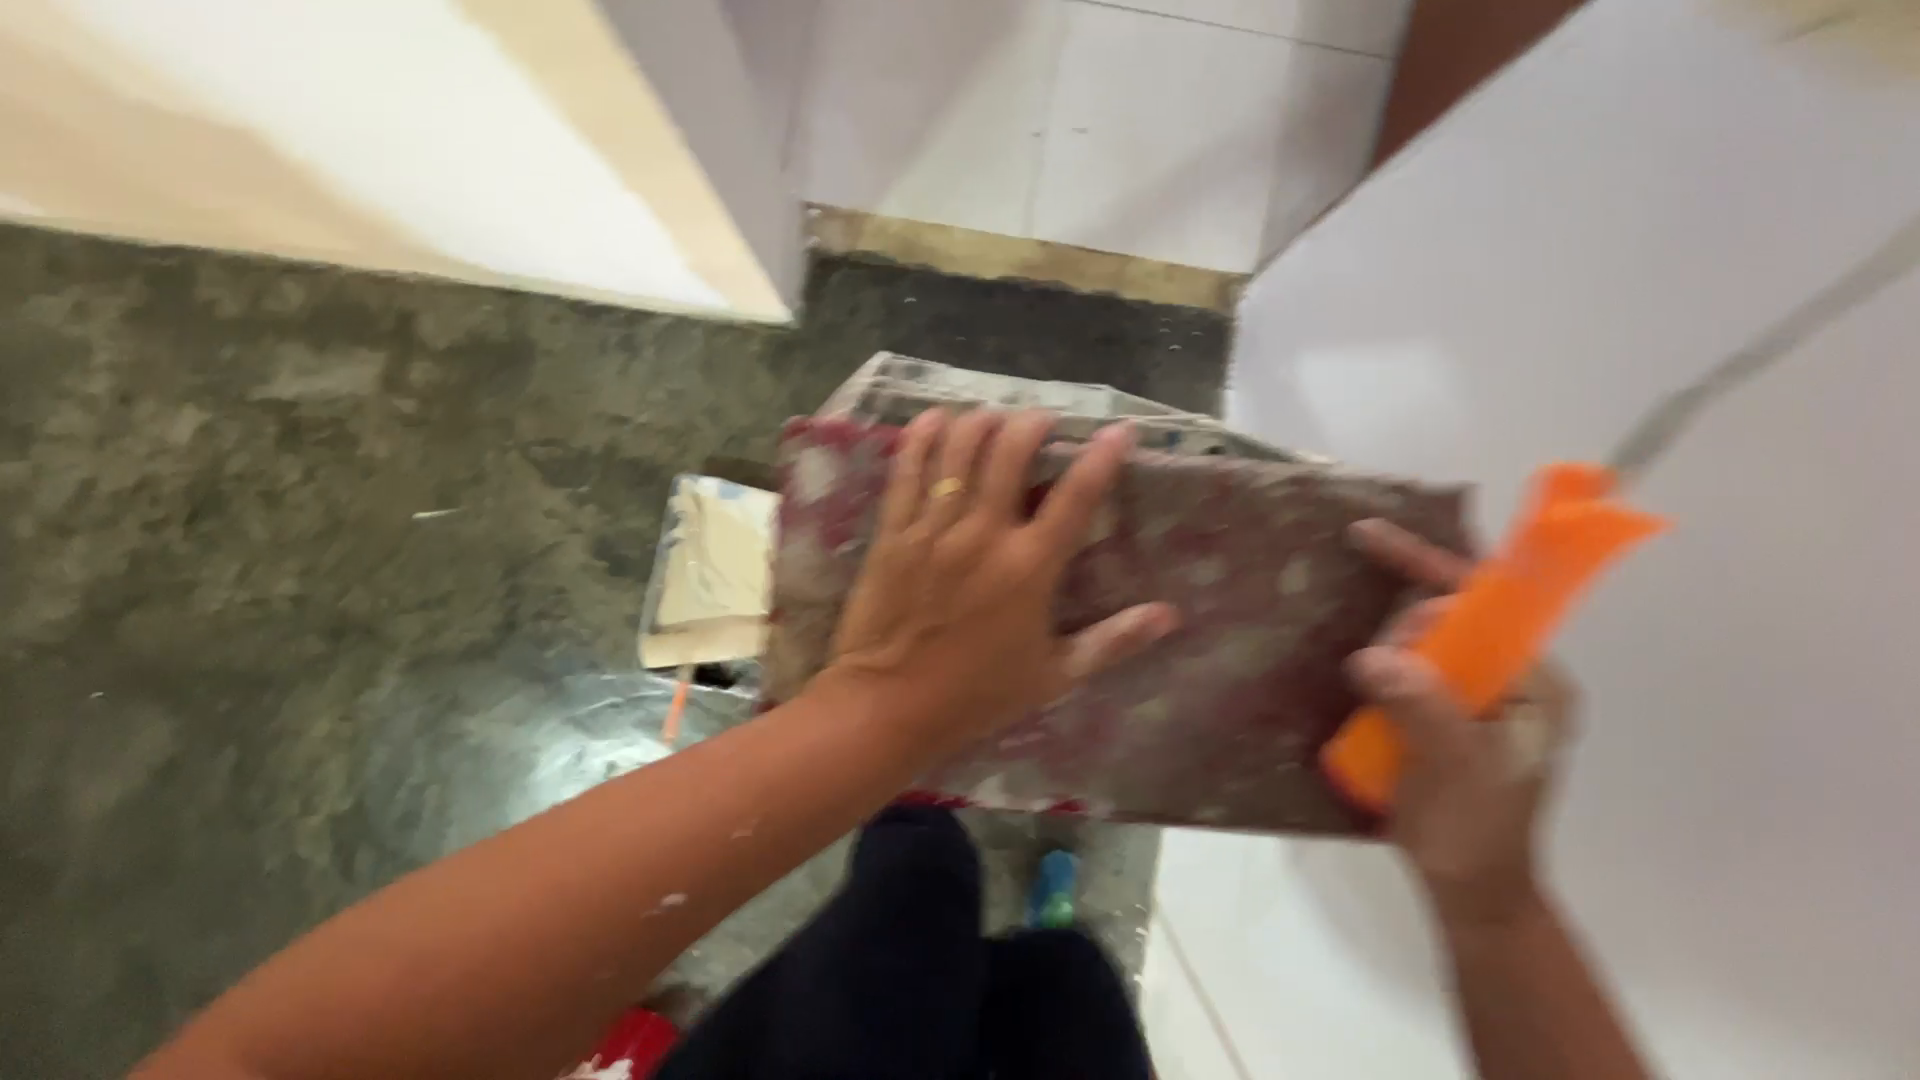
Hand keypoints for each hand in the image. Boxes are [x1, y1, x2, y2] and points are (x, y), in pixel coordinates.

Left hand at [825, 408, 1179, 750]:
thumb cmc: (977, 696)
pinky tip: (935, 418)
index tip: (1118, 432)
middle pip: (1010, 451)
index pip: (1075, 496)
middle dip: (1032, 423)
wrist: (889, 706)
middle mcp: (982, 535)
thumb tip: (1170, 616)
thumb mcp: (1054, 676)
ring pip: (958, 449)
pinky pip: (907, 470)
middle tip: (1042, 422)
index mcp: (1029, 567)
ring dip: (980, 421)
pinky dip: (923, 437)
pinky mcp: (893, 532)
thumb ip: (1112, 641)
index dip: (1102, 457)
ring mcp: (933, 528)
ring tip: (993, 417)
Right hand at [1345, 519, 1576, 925]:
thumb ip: (1424, 709)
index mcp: (1533, 683)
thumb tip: (1372, 657)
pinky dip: (1375, 670)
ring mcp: (1471, 696)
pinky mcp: (1438, 713)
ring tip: (1367, 694)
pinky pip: (1402, 670)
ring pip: (1417, 643)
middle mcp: (1507, 678)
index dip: (1429, 565)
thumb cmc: (1476, 833)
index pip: (1484, 603)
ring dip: (1385, 652)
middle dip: (1402, 629)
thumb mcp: (1457, 772)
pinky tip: (1358, 688)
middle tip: (1374, 677)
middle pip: (1444, 617)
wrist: (1471, 890)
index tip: (1368, 537)